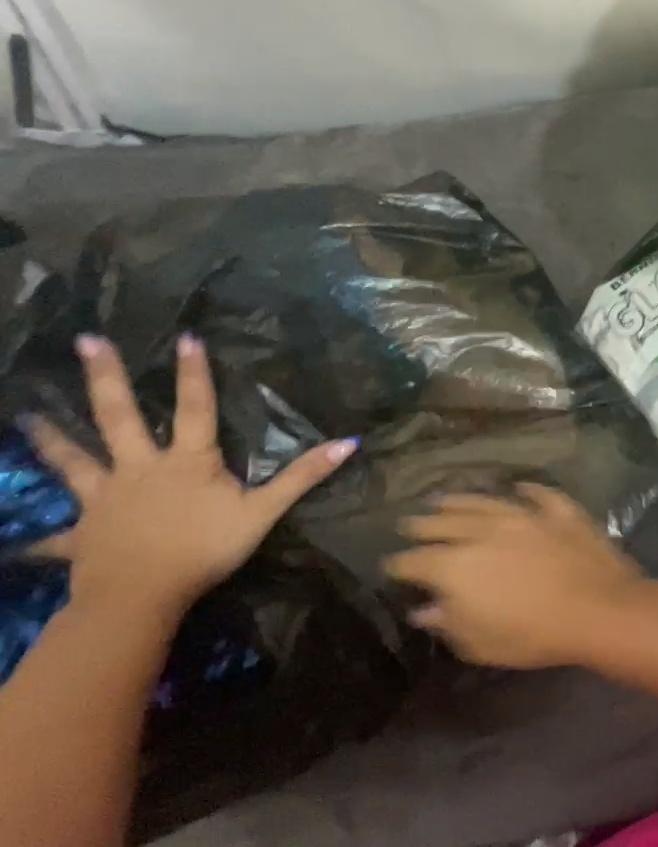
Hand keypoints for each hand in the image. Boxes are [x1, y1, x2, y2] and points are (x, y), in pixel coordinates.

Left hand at [24, 333, 357, 618]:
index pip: (195, 408)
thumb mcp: (264, 511)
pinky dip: (40, 535)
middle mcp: (140, 469)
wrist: (139, 596)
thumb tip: (349, 442)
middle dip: (106, 379)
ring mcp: (104, 498)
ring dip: (50, 437)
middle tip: (88, 342)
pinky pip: (56, 533)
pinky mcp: (81, 531)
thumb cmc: (206, 548)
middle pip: (119, 417)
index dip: (194, 373)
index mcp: (187, 462)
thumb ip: (302, 476)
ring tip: (27, 413)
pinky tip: (22, 540)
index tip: (186, 337)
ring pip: (73, 460)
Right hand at [386, 483, 645, 668]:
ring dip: (462, 500)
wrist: (599, 608)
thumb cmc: (532, 634)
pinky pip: (541, 494)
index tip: (392, 565)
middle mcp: (485, 531)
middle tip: (410, 524)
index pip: (414, 560)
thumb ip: (448, 621)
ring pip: (486, 501)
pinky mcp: (562, 512)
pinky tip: (520, 487)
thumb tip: (426, 608)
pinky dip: (528, 489)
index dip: (399, 564)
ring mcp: (527, 516)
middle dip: (423, 525)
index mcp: (455, 565)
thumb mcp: (477, 642)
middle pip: (445, 522)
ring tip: (444, 500)